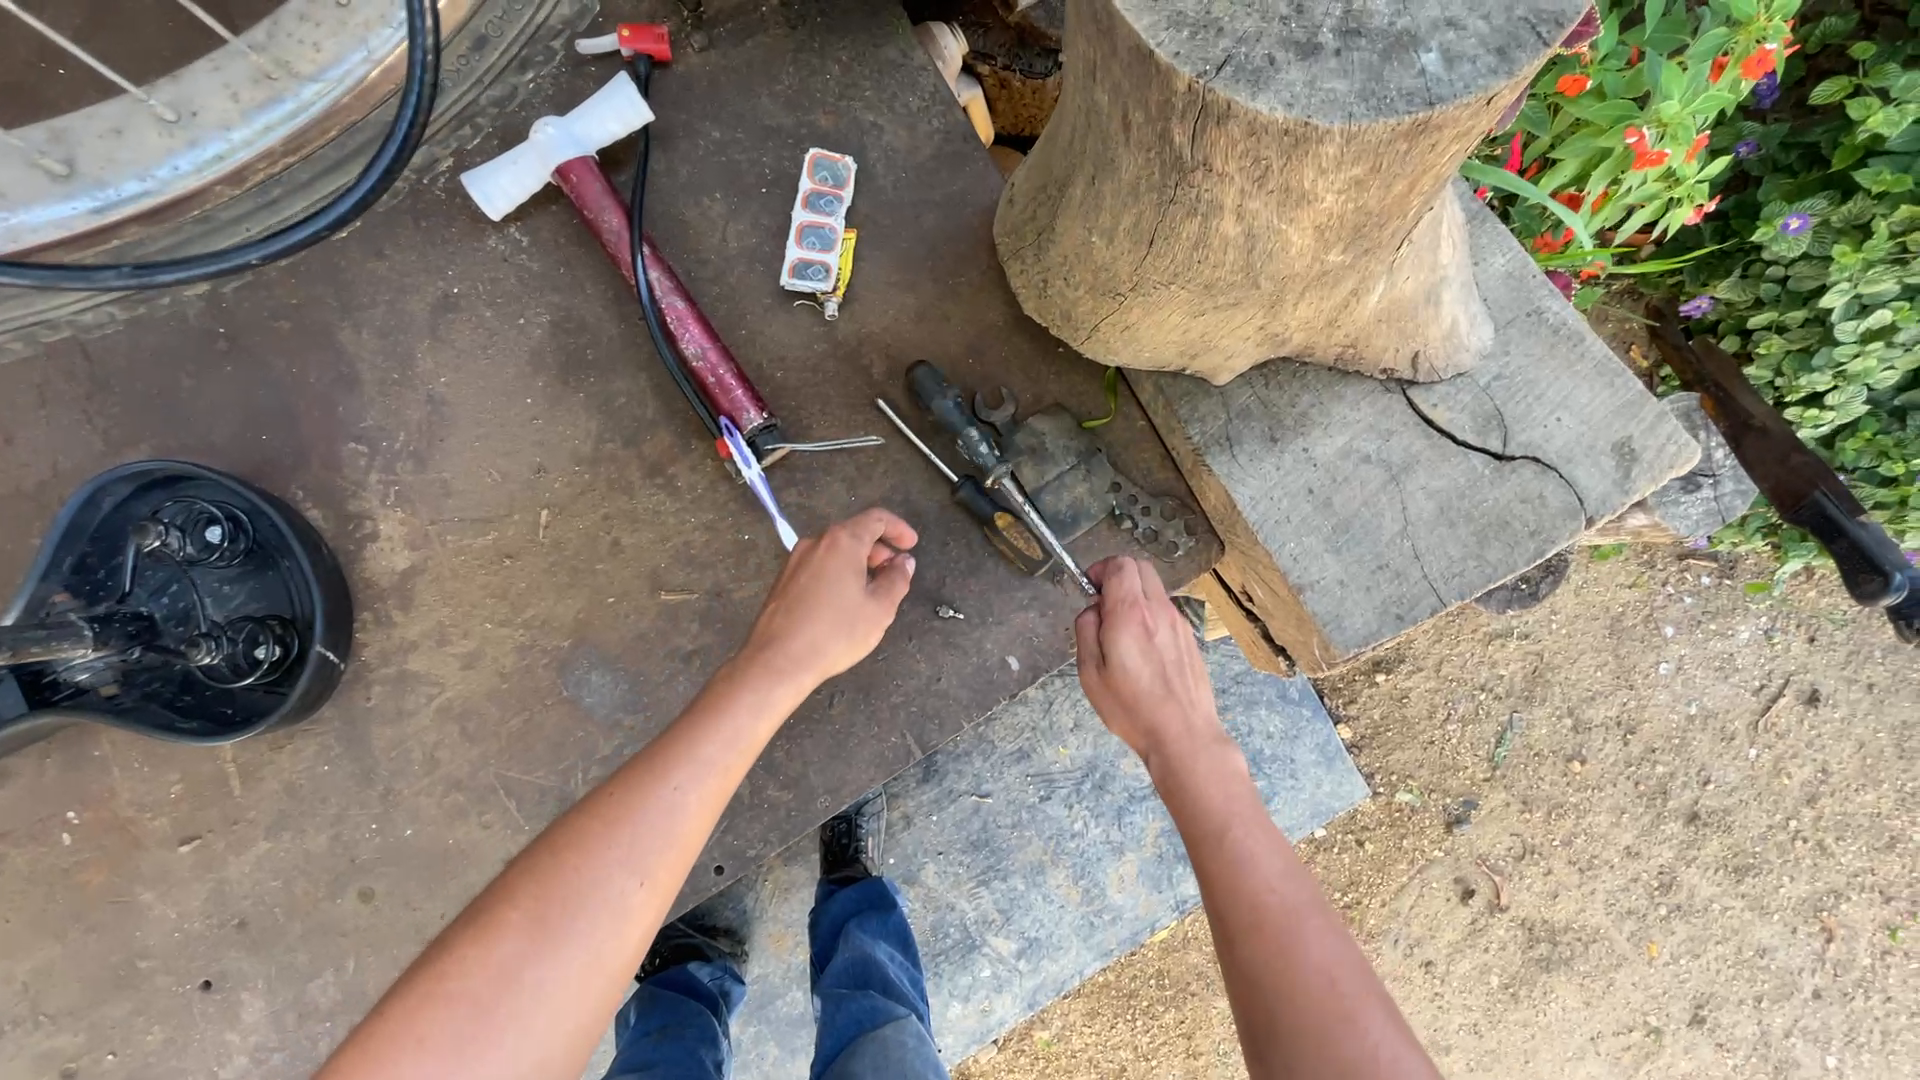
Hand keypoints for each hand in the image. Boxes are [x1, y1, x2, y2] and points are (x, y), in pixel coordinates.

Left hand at [740, 508, 917, 688]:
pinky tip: (844, 602)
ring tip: (872, 592)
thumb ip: (897, 579)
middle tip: (895, 574)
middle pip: (854, 533)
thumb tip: (904, 563)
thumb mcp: (879, 608)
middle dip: (880, 549)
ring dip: (859, 563)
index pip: (876, 518)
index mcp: (842, 542)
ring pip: (835, 550)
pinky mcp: (784, 580)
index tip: (911, 545)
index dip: (899, 528)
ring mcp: (796, 560)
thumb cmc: (834, 633)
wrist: (778, 661)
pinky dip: (839, 573)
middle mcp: (816, 542)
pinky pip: (819, 565)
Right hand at [1073, 557, 1224, 770]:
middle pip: (1140, 567)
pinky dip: (1150, 612)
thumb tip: (1092, 610)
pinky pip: (1165, 609)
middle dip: (1117, 575)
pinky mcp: (1189, 637)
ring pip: (1154, 587)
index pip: (1119, 564)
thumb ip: (1086, 630)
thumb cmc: (1132, 708)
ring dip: (1134, 594)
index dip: (1099, 569)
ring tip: (1121, 629)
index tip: (1089, 589)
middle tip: (1103, 603)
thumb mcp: (1090, 672)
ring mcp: (1178, 622)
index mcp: (1130, 614)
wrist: (1183, 734)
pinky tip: (1142, 647)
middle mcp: (1158, 610)